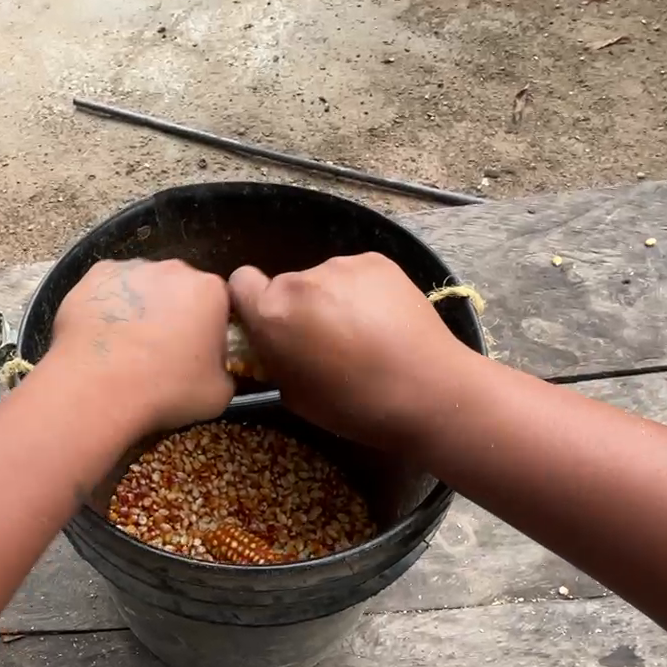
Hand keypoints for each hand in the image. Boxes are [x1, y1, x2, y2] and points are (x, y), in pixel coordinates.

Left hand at [43, 258, 233, 433]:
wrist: (99, 390)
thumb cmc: (165, 391)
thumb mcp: (218, 394)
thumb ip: (224, 370)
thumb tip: (214, 367)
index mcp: (210, 291)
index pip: (219, 305)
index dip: (209, 330)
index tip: (198, 354)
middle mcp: (173, 270)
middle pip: (180, 289)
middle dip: (174, 313)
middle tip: (161, 351)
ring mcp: (130, 269)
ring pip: (142, 286)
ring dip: (140, 308)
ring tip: (126, 345)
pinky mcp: (94, 277)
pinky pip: (108, 290)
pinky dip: (107, 307)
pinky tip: (101, 335)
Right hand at [228, 253, 480, 449]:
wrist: (427, 390)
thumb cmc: (352, 405)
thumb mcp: (293, 394)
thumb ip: (273, 358)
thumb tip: (274, 346)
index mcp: (272, 315)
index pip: (239, 283)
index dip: (251, 302)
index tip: (268, 325)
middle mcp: (299, 281)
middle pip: (284, 286)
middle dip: (296, 309)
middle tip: (323, 341)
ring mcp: (340, 266)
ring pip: (321, 280)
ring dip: (329, 300)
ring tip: (360, 333)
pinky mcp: (376, 261)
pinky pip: (353, 275)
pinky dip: (359, 293)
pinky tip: (381, 321)